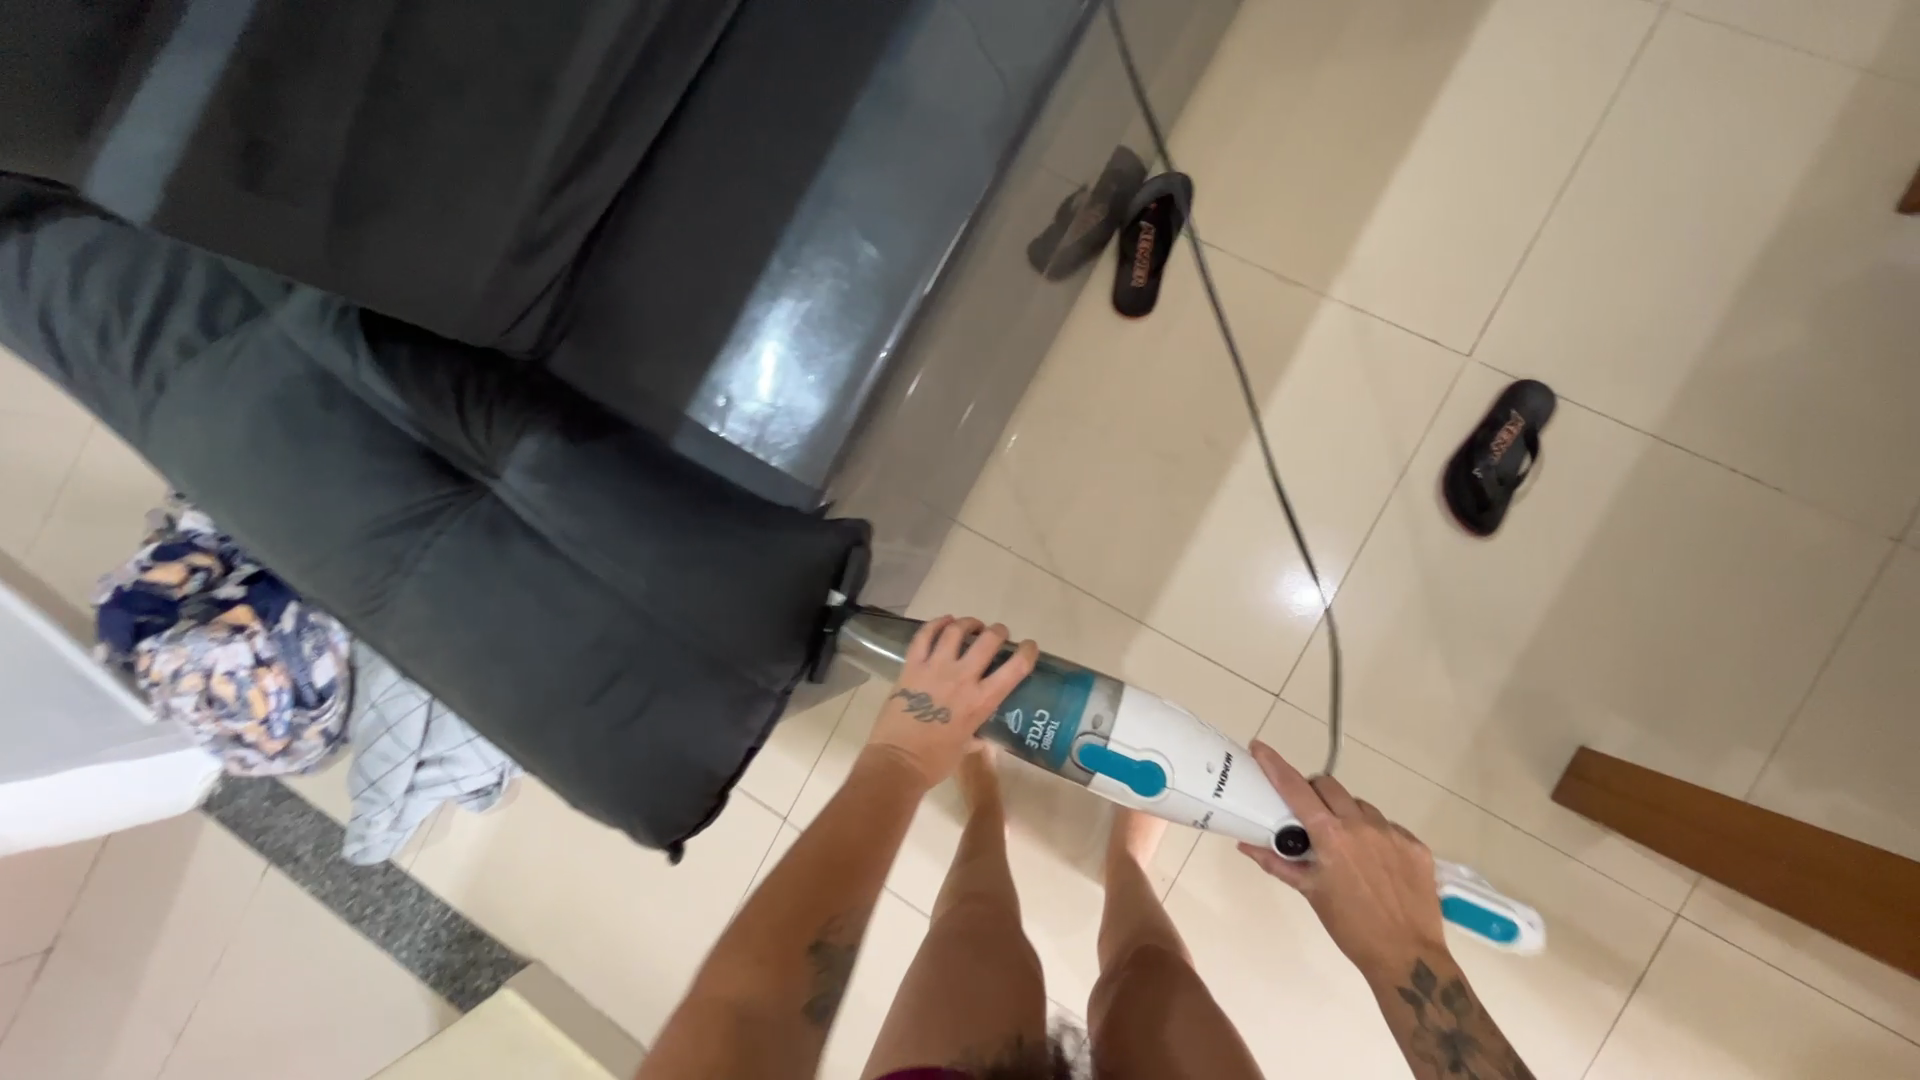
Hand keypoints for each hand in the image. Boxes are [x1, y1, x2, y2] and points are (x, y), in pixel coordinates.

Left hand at [862, 615, 1037, 789]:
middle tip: (997, 634)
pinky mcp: (911, 666)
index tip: (1029, 647)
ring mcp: (935, 669)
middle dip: (997, 632)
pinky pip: (924, 636)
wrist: (897, 762)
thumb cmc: (935, 762)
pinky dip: (936, 623)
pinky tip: (944, 621)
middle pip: (987, 640)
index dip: (1027, 652)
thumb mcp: (964, 748)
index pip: (1015, 668)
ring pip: (956, 631)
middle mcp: (962, 678)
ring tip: (971, 625)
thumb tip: (980, 737)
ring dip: (968, 623)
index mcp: (981, 701)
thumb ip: (975, 736)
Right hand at [1237, 741, 1447, 978]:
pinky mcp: (1416, 846)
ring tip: (1344, 843)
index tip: (1260, 748)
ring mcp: (1392, 834)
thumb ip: (1277, 862)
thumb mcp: (1309, 892)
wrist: (1407, 958)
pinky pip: (1387, 826)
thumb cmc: (1349, 926)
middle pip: (1328, 785)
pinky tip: (1373, 860)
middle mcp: (1361, 825)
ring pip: (1359, 805)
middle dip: (1313, 790)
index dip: (1275, 765)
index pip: (1295, 788)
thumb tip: (1245, 845)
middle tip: (1307, 812)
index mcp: (1330, 835)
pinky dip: (1374, 834)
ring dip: (1344, 813)